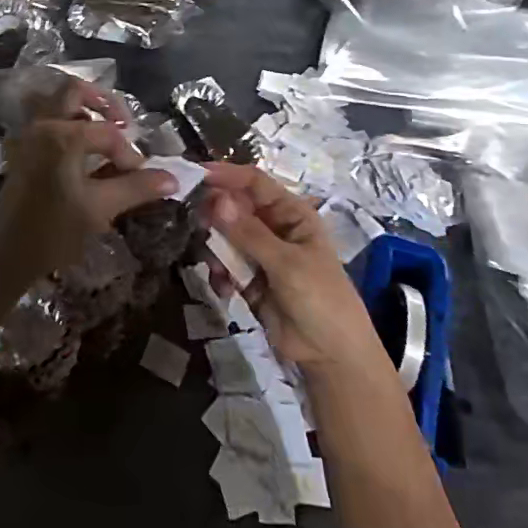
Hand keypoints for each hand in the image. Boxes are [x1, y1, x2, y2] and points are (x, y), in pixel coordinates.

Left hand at [0, 79, 175, 274]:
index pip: (108, 132)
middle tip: (122, 123)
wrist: (3, 257)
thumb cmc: (52, 231)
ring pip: (53, 102)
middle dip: (102, 103)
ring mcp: (26, 137)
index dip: (129, 153)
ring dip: (79, 109)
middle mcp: (42, 126)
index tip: (139, 176)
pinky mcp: (19, 152)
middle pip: (73, 91)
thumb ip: (137, 187)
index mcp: (63, 135)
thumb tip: (172, 178)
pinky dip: (62, 123)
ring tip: (99, 132)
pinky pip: (41, 120)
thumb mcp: (100, 208)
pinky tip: (77, 151)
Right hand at [202, 163, 382, 375]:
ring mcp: (261, 254)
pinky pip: (226, 266)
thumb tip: (216, 200)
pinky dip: (220, 274)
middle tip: (196, 224)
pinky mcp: (250, 279)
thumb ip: (249, 233)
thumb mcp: (286, 263)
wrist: (331, 353)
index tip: (196, 175)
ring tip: (215, 268)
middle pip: (236, 208)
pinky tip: (223, 290)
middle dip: (215, 215)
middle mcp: (275, 227)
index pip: (255, 183)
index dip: (227, 175)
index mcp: (292, 213)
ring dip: (216, 249)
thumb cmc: (320, 297)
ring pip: (226, 238)